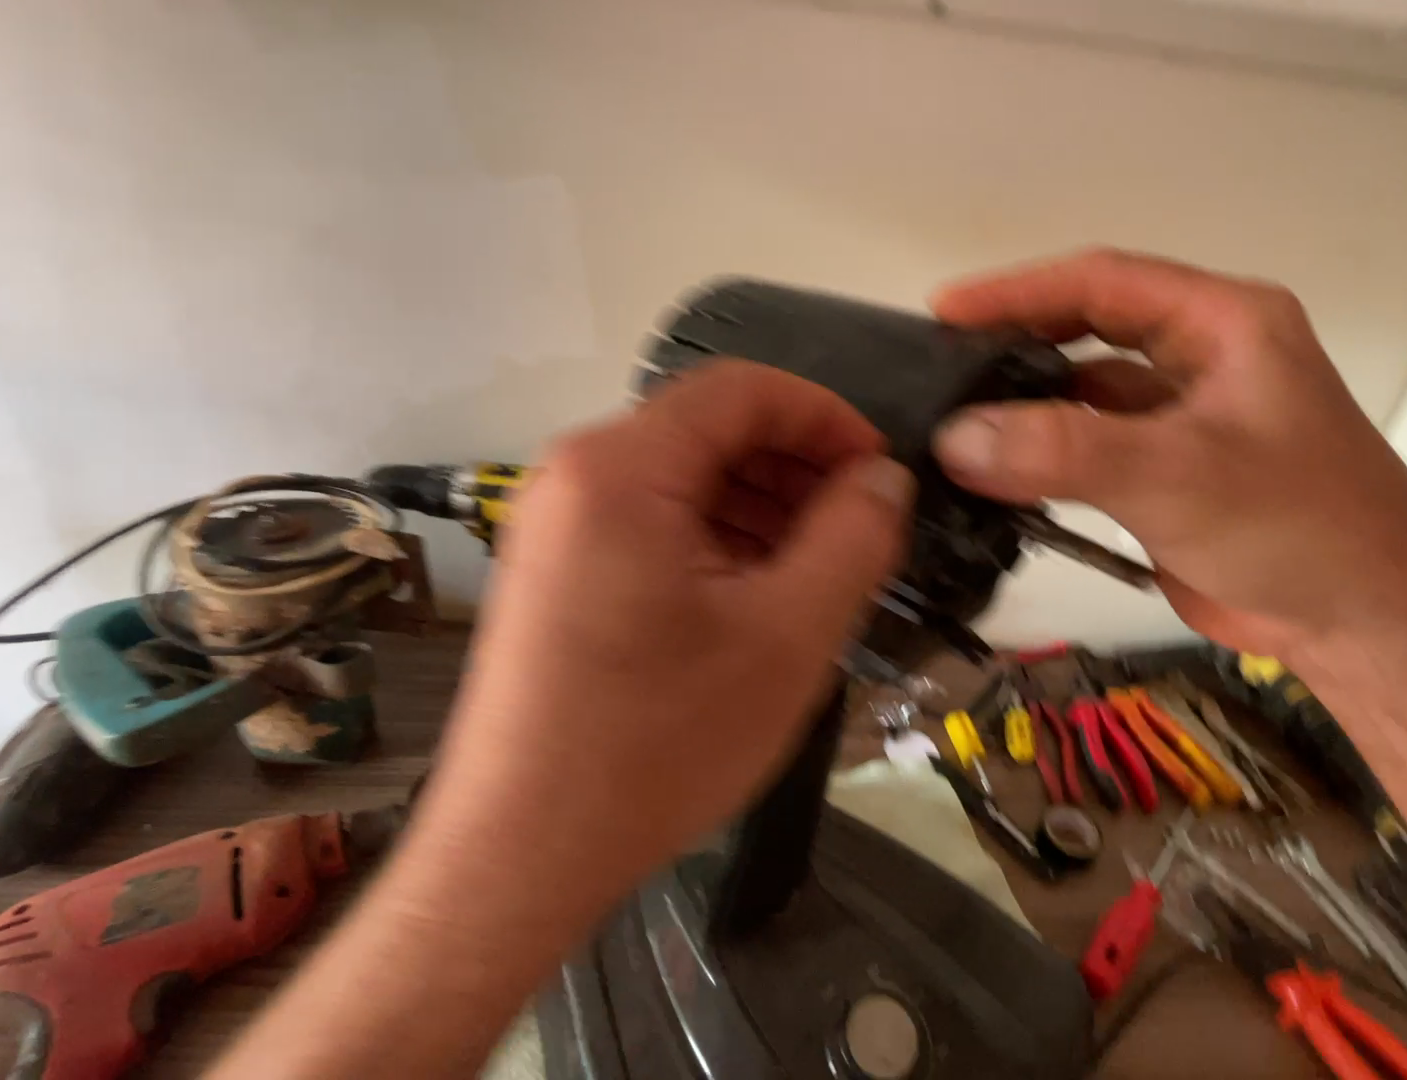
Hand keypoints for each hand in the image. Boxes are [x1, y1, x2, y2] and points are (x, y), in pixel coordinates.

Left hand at [414, 361, 912, 905]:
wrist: (522, 854)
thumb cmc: (659, 741)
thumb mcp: (787, 636)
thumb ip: (853, 538)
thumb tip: (883, 477)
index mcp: (621, 467)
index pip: (743, 389)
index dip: (826, 417)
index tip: (880, 470)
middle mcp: (574, 477)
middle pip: (709, 432)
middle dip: (796, 470)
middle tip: (858, 531)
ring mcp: (554, 528)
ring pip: (682, 484)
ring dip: (761, 511)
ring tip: (816, 572)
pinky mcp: (554, 576)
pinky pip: (649, 529)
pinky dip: (715, 545)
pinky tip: (754, 600)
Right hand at [930, 248, 1406, 659]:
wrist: (1360, 624)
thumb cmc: (1294, 527)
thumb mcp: (1176, 474)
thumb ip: (1061, 452)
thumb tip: (951, 438)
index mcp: (1221, 324)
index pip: (1101, 284)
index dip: (1017, 291)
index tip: (942, 310)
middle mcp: (1198, 360)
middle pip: (1086, 334)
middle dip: (1013, 346)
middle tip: (938, 366)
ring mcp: (1179, 421)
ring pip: (1082, 398)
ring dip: (1022, 409)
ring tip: (949, 421)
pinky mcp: (1163, 475)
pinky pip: (1085, 452)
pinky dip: (1039, 460)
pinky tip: (992, 475)